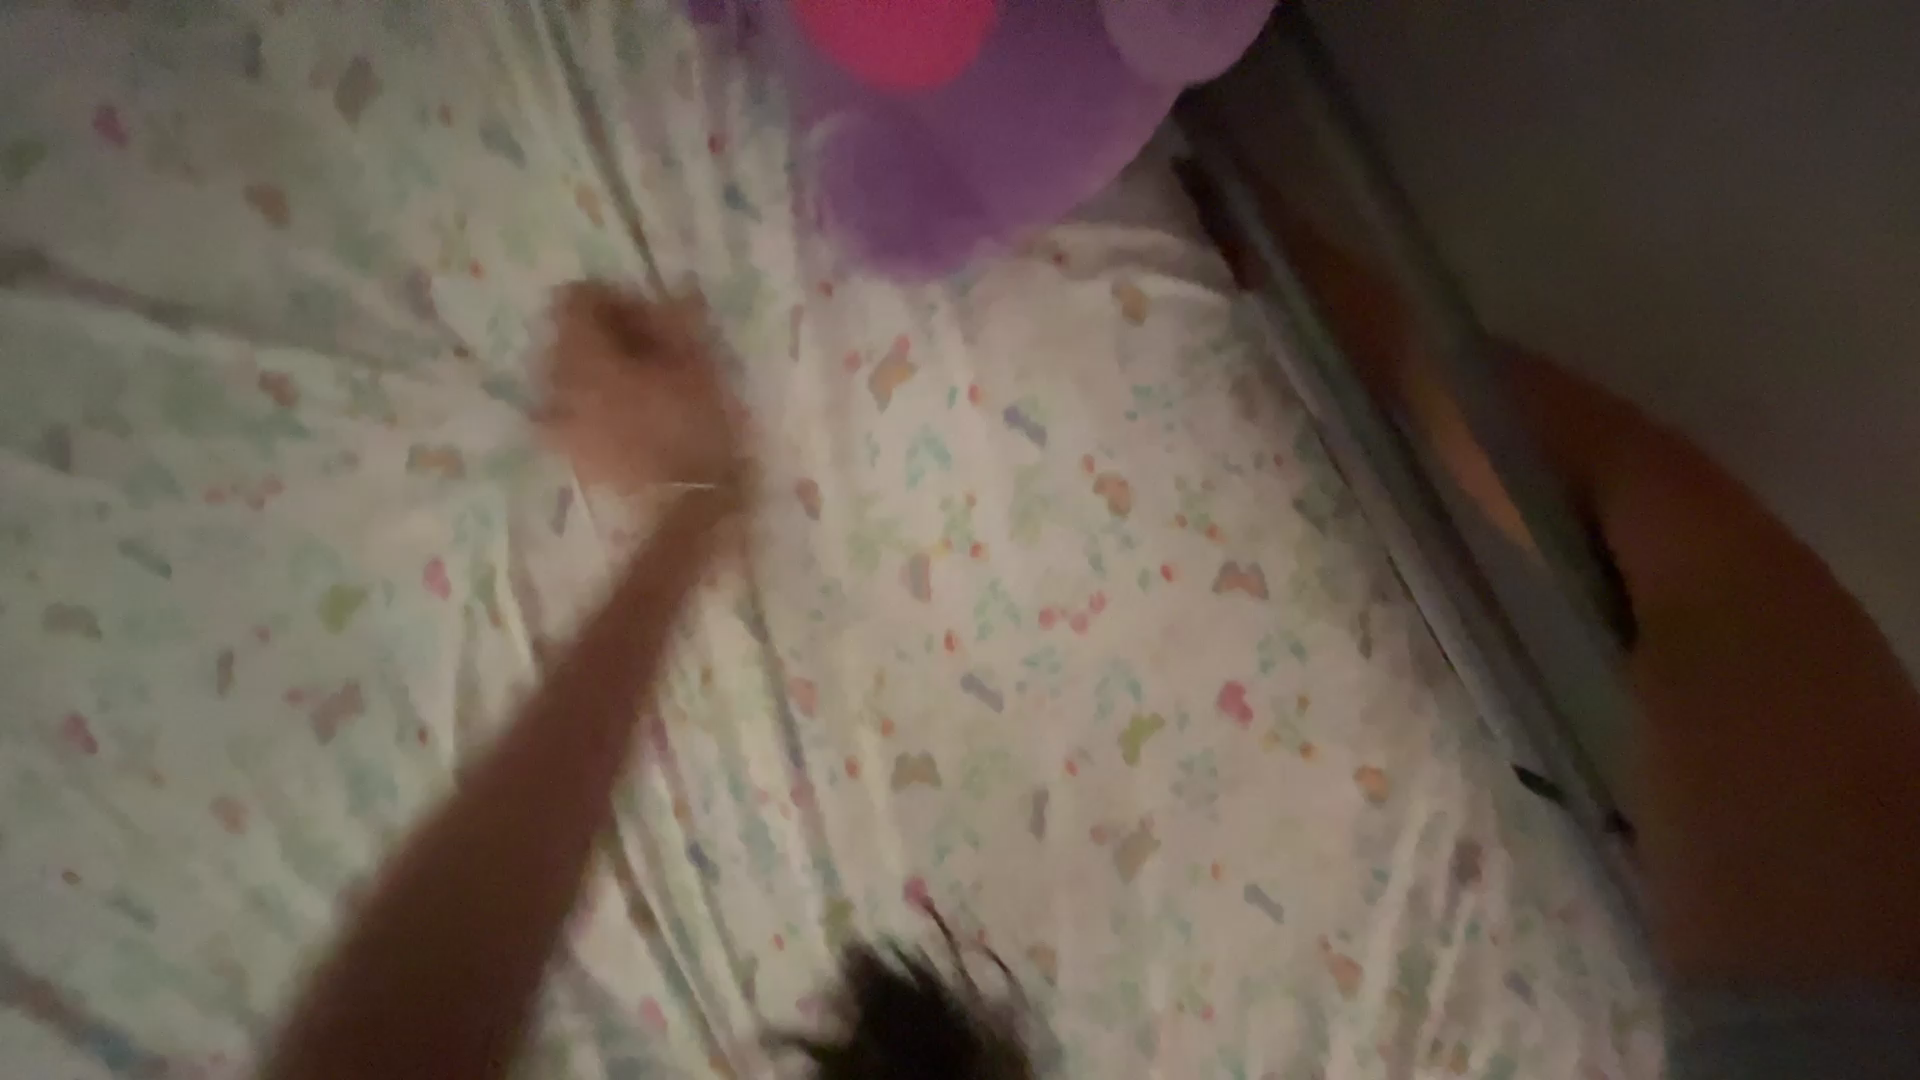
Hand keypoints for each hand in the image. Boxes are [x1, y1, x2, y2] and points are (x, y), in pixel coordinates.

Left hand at [539, 282, 744, 499]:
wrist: (688, 508)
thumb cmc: (696, 429)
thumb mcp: (698, 363)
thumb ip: (673, 319)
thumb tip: (666, 291)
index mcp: (582, 354)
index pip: (576, 299)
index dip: (616, 300)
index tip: (652, 320)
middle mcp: (555, 382)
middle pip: (569, 337)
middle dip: (606, 338)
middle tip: (653, 356)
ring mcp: (556, 423)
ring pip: (569, 376)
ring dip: (600, 373)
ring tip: (643, 392)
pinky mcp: (569, 454)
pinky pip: (574, 412)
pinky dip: (596, 407)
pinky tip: (631, 423)